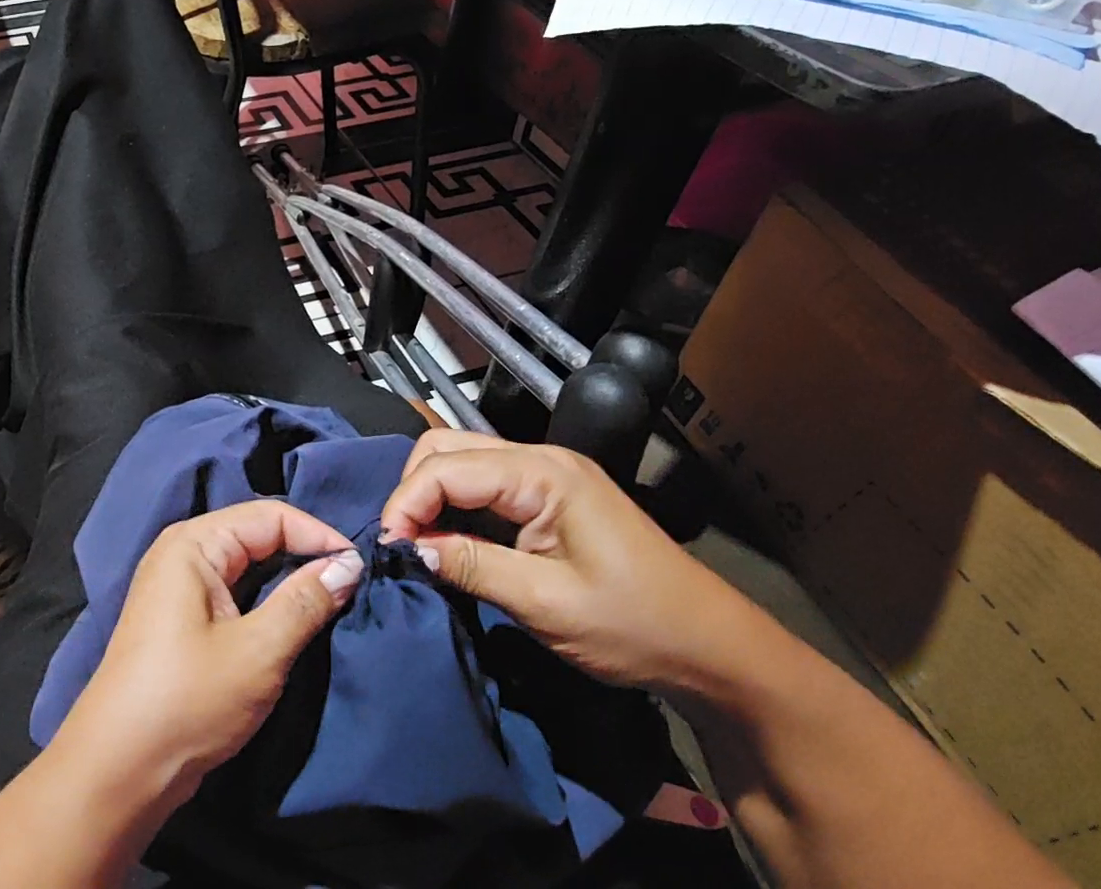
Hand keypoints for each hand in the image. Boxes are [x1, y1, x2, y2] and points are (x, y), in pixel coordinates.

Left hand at [52, 500, 364, 800]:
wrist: (121, 765)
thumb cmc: (189, 699)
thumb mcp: (258, 650)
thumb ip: (305, 601)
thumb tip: (348, 566)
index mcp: (193, 544)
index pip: (271, 516)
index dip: (319, 535)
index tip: (361, 568)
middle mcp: (183, 554)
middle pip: (258, 534)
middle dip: (306, 553)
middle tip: (354, 583)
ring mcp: (179, 588)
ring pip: (249, 565)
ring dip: (290, 578)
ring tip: (335, 600)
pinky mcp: (183, 619)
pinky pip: (236, 591)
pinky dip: (268, 600)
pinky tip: (297, 619)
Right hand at [380, 430, 772, 695]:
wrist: (711, 650)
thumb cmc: (636, 626)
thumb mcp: (545, 602)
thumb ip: (470, 565)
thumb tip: (407, 549)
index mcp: (544, 473)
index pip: (445, 466)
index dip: (405, 503)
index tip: (388, 551)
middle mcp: (541, 460)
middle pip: (446, 450)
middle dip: (412, 493)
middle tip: (402, 547)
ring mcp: (546, 478)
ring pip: (460, 465)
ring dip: (429, 501)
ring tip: (418, 549)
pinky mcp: (547, 502)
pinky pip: (482, 490)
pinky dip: (453, 512)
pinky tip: (447, 546)